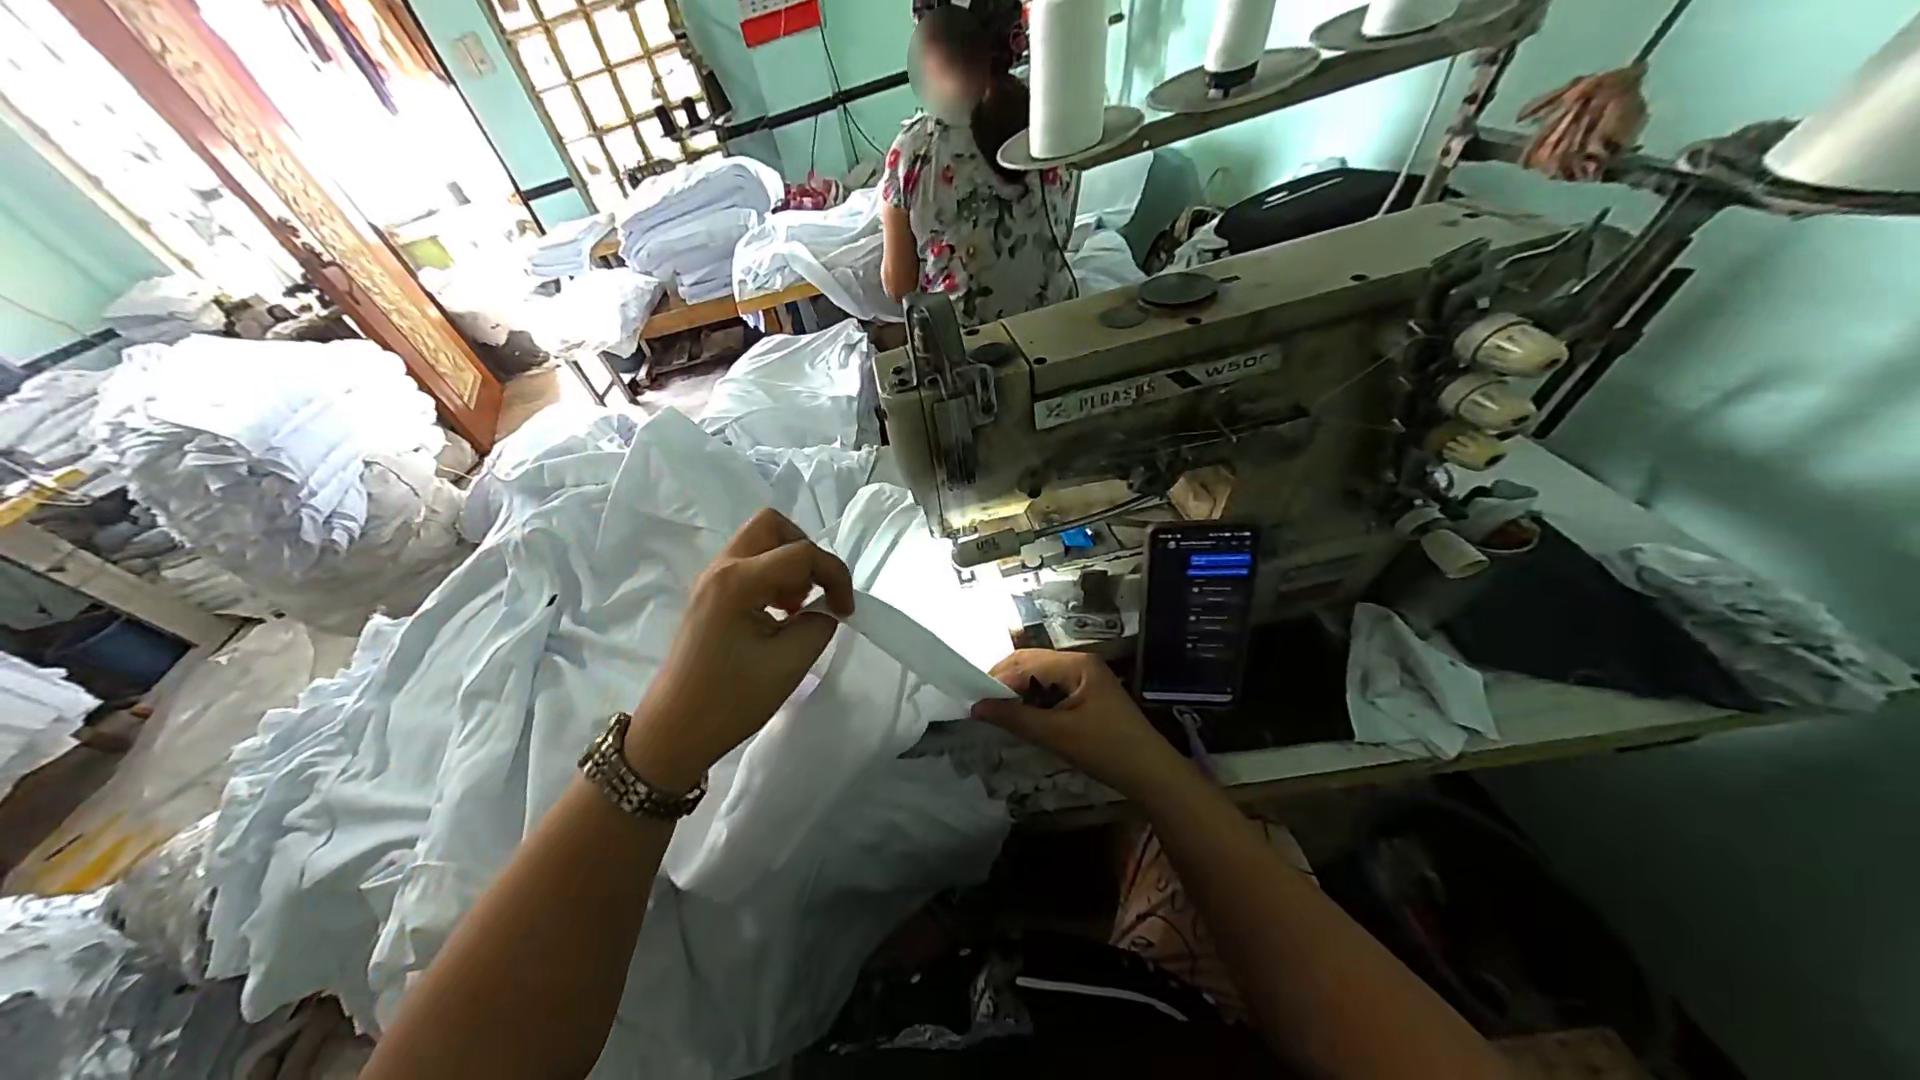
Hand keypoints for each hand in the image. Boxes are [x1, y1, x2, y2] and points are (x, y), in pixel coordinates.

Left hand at [624, 509, 854, 792]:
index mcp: (738, 581)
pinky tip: (779, 614)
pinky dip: (773, 577)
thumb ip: (819, 623)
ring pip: (759, 542)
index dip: (835, 576)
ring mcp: (711, 580)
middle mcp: (721, 568)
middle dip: (806, 552)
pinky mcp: (710, 595)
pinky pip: (749, 564)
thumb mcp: (790, 663)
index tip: (846, 611)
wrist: (675, 731)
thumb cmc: (731, 700)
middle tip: (815, 592)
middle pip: (772, 525)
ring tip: (796, 608)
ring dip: (789, 564)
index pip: (802, 553)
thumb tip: (827, 608)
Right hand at [970, 649, 1188, 797]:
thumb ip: (1016, 718)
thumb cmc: (1107, 749)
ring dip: (1019, 693)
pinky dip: (1034, 702)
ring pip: (1040, 678)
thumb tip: (976, 707)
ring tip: (998, 713)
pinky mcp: (1087, 696)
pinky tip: (1023, 718)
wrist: (1153, 774)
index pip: (1026, 662)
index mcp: (1077, 664)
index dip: (998, 679)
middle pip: (1032, 664)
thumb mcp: (1058, 734)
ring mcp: (1085, 679)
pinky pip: (1052, 690)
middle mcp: (1080, 663)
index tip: (974, 701)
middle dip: (1006, 683)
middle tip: (982, 706)